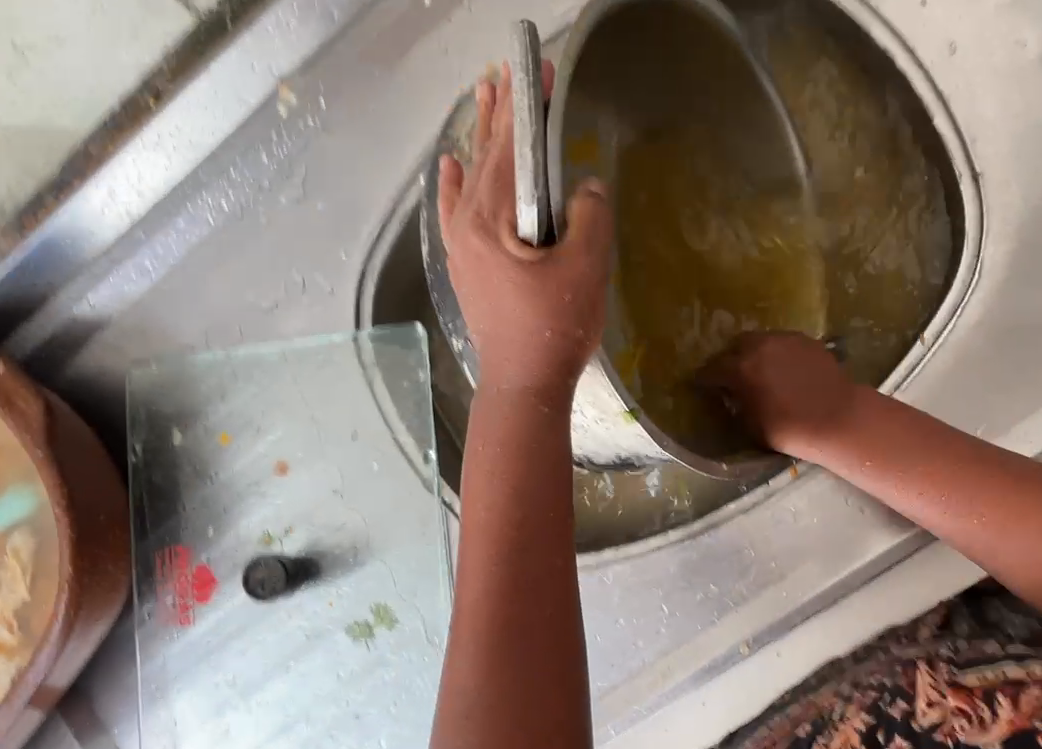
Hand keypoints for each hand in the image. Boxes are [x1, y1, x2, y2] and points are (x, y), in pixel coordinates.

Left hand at [438, 63, 612, 399]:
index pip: (513, 147)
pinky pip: (454, 212)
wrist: (524, 384)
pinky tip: (452, 167)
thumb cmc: (555, 328)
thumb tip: (586, 187)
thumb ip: (589, 217)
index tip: (538, 71)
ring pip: (471, 179)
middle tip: (506, 73)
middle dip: (499, 113)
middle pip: (486, 155)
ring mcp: (461, 246)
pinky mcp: (466, 267)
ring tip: (483, 98)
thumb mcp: (586, 268)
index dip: (527, 106)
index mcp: (493, 217)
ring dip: (480, 139)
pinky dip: (455, 185)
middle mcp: (468, 223)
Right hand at [701, 332, 863, 458]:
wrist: (837, 418)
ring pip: (760, 340)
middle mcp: (759, 346)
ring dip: (754, 353)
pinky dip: (777, 353)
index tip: (701, 385)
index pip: (712, 369)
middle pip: (735, 346)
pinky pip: (783, 343)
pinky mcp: (806, 340)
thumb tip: (731, 396)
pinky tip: (783, 368)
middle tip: (731, 375)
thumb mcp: (751, 425)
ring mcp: (785, 339)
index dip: (704, 379)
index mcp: (740, 368)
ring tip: (759, 369)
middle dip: (729, 359)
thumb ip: (736, 405)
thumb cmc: (789, 430)